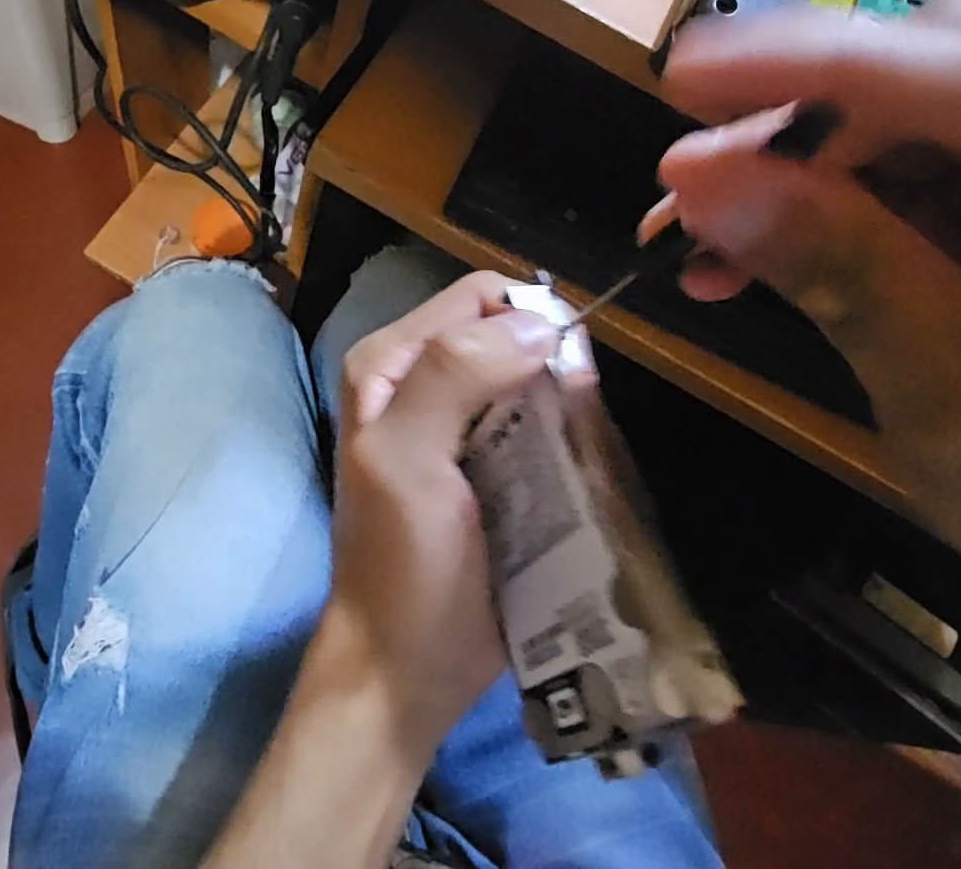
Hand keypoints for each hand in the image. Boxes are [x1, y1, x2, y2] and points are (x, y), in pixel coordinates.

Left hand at [328, 271, 559, 746]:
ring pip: (532, 380)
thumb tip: (539, 321)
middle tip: (568, 423)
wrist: (407, 660)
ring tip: (570, 455)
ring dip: (564, 407)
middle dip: (550, 366)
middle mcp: (420, 382)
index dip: (525, 320)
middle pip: (508, 336)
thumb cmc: (401, 561)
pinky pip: (540, 425)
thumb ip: (455, 375)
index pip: (476, 299)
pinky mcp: (489, 465)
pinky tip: (571, 473)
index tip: (560, 374)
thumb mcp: (408, 459)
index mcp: (389, 364)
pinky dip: (565, 439)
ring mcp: (457, 425)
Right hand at [652, 0, 960, 681]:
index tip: (687, 69)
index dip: (824, 67)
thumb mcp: (956, 397)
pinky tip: (746, 253)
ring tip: (698, 239)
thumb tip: (695, 176)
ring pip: (912, 114)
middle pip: (952, 72)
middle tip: (684, 182)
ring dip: (789, 171)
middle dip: (796, 125)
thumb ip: (835, 272)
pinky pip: (907, 166)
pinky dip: (813, 204)